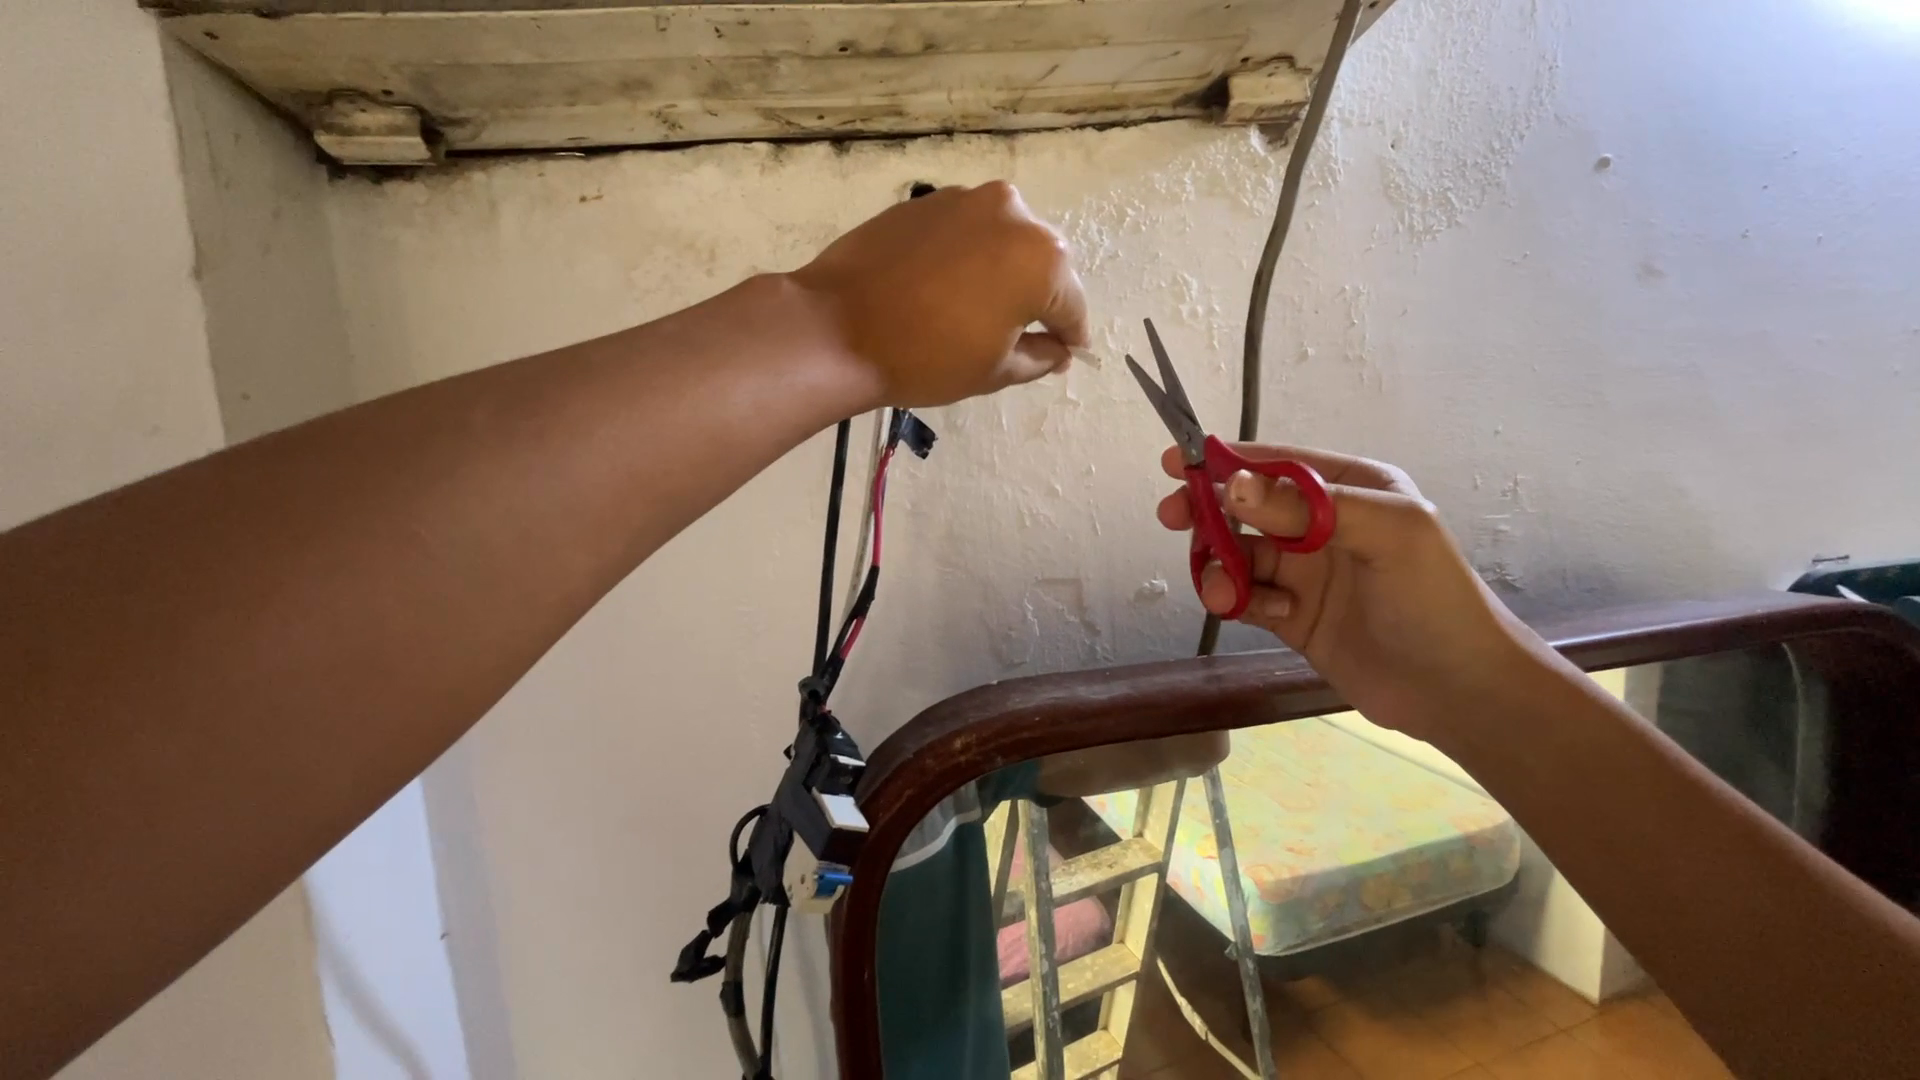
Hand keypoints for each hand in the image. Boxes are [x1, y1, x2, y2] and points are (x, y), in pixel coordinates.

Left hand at [789, 181, 1088, 407]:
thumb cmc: (926, 357)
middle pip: (1043, 264)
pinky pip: (965, 231)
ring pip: (1003, 241)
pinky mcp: (927, 201)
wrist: (837, 328)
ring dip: (1002, 273)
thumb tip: (1059, 351)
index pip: (1072, 304)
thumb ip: (1040, 357)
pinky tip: (944, 288)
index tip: (1064, 354)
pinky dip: (968, 257)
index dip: (1069, 336)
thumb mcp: (995, 371)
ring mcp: (966, 199)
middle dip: (1038, 298)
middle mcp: (1013, 214)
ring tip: (975, 311)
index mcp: (1042, 259)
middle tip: (1016, 336)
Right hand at [1157, 444, 1539, 743]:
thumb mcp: (1385, 533)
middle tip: (1173, 519)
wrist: (1458, 692)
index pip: (1275, 464)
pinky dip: (1243, 602)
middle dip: (1208, 513)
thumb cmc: (1433, 599)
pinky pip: (1246, 596)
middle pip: (1244, 508)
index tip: (1175, 463)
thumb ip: (1308, 507)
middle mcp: (1322, 525)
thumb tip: (1234, 486)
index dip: (1224, 461)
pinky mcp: (1290, 614)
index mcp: (1350, 489)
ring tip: (1225, 595)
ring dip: (1222, 569)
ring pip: (1237, 555)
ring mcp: (1304, 572)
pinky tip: (1270, 615)